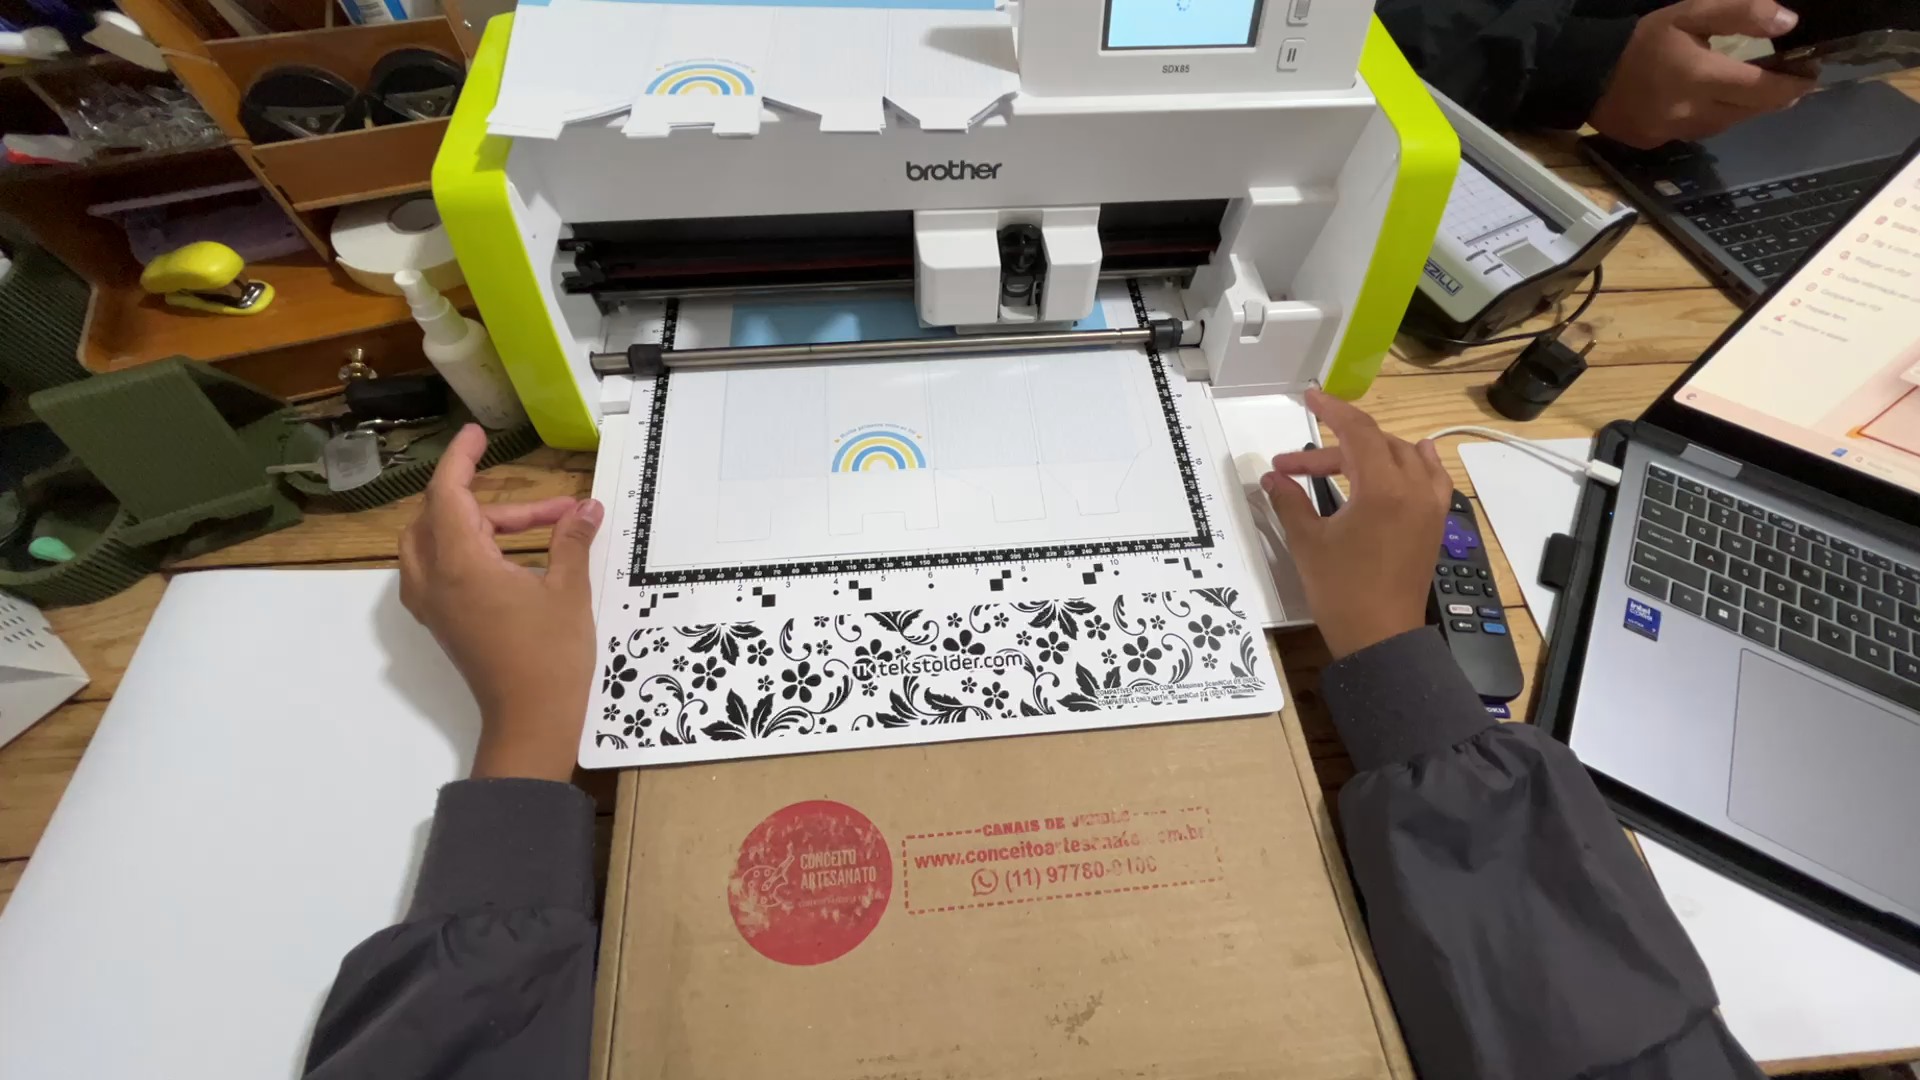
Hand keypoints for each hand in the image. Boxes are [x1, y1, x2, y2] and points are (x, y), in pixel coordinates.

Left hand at [399, 424, 603, 782]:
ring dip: (478, 526)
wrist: (531, 718)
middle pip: (440, 518)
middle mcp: (434, 580)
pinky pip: (437, 568)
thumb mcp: (569, 590)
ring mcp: (433, 604)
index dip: (462, 460)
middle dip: (491, 503)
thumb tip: (587, 508)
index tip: (479, 436)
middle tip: (549, 511)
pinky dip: (465, 550)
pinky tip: (507, 561)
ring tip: (537, 532)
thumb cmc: (552, 653)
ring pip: (434, 543)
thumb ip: (571, 541)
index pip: (448, 495)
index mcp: (461, 565)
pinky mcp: (442, 621)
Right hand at [1260, 390, 1452, 658]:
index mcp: (1383, 488)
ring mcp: (1429, 506)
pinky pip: (1430, 477)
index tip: (1310, 398)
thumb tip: (1274, 477)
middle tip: (1293, 466)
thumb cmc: (1340, 589)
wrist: (1379, 636)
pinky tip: (1408, 458)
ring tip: (1339, 458)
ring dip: (1369, 452)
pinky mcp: (1432, 523)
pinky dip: (1412, 462)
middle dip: (1333, 448)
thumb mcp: (1308, 540)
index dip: (1332, 410)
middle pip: (1376, 445)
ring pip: (1404, 456)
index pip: (1359, 432)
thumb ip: (1289, 500)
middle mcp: (1414, 489)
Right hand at [1589, 0, 1813, 148]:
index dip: (1793, 85)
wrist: (1585, 78)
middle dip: (1771, 99)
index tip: (1808, 76)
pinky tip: (1704, 107)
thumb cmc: (1642, 42)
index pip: (1763, 89)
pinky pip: (1690, 134)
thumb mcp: (1694, 12)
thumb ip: (1744, 13)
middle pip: (1746, 112)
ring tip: (1748, 96)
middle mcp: (1688, 111)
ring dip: (1739, 112)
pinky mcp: (1650, 141)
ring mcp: (1667, 131)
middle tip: (1785, 84)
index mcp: (1703, 77)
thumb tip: (1788, 24)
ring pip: (1721, 126)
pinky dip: (1706, 121)